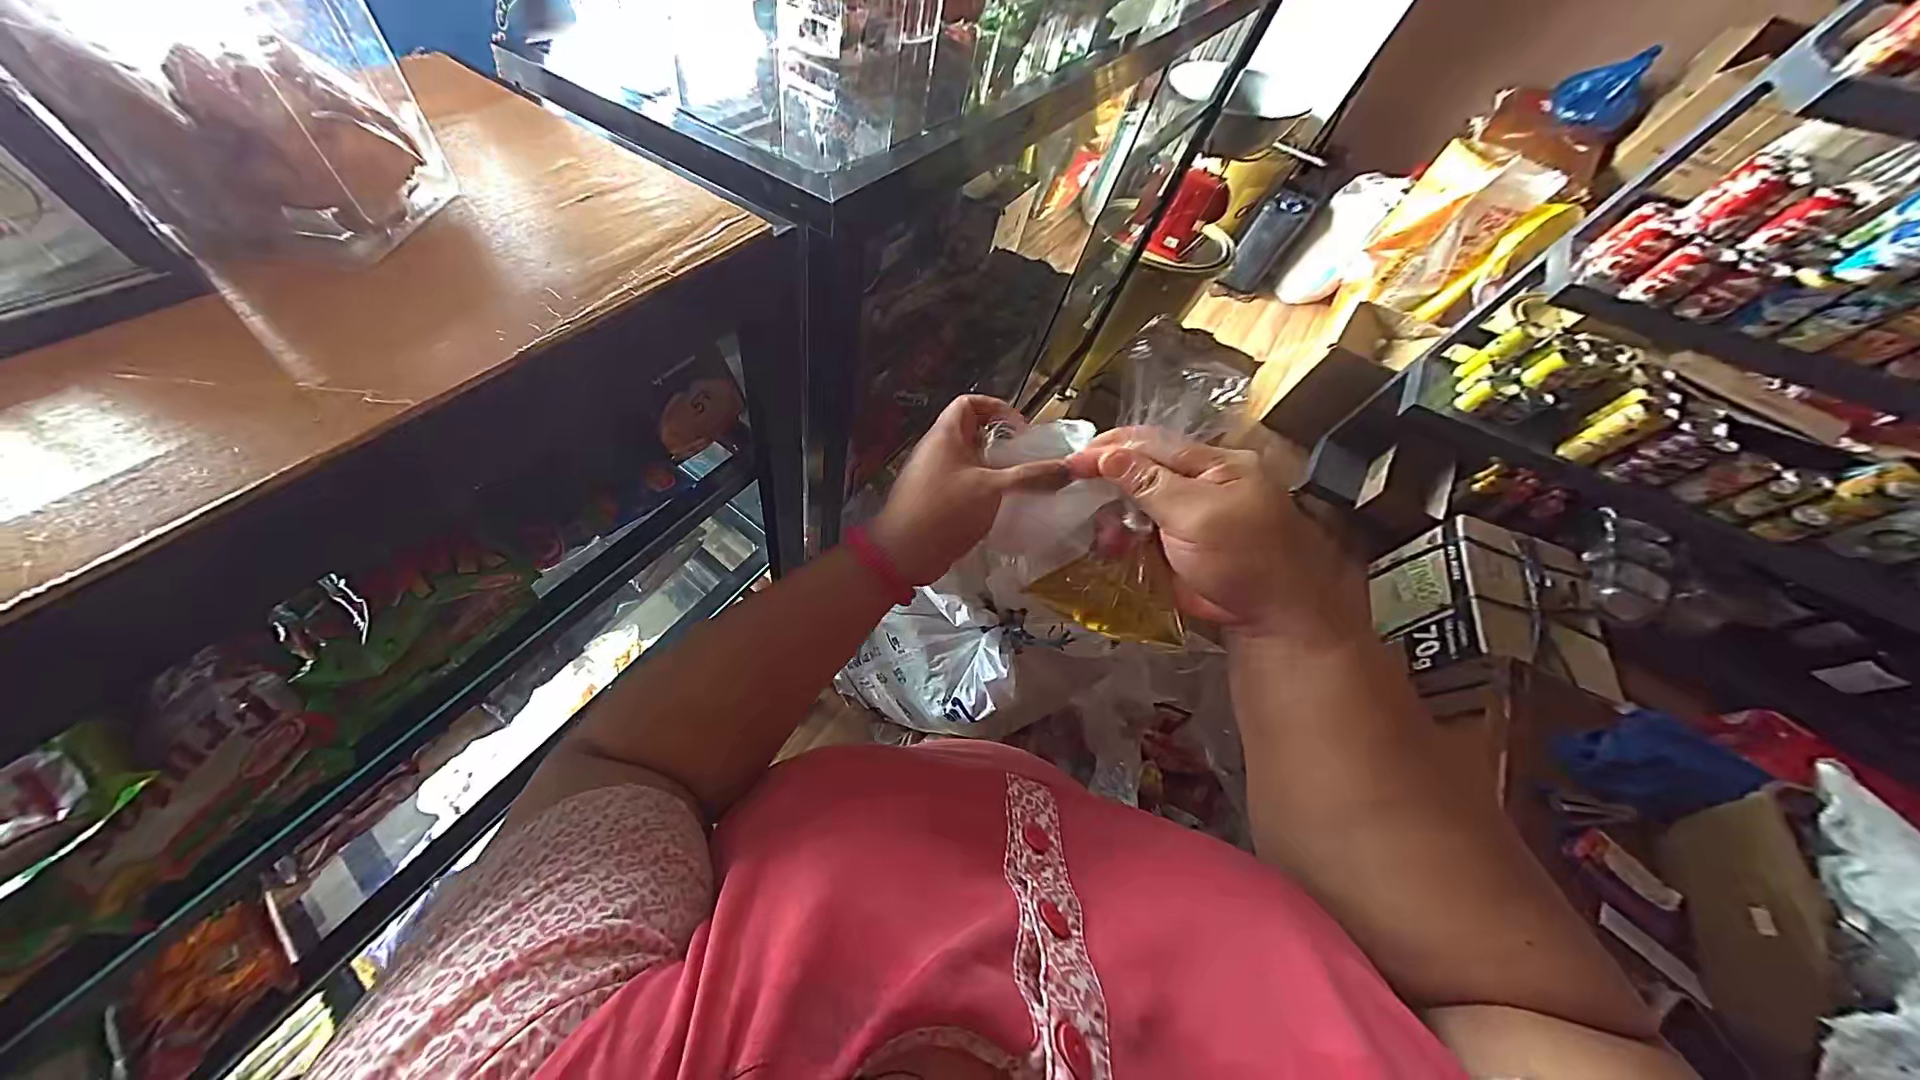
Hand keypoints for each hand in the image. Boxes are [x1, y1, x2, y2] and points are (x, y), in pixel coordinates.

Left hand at [868, 396, 1070, 583]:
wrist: (905, 553)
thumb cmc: (944, 511)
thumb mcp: (993, 489)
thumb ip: (1031, 477)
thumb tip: (1067, 469)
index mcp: (945, 435)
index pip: (968, 402)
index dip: (996, 407)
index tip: (1019, 428)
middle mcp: (936, 450)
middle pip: (972, 433)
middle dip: (1000, 442)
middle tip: (1025, 458)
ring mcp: (933, 476)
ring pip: (969, 461)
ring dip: (994, 469)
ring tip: (1018, 482)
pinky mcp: (935, 500)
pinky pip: (964, 485)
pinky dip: (983, 490)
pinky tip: (1001, 506)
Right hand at [1065, 428, 1369, 647]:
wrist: (1273, 617)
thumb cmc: (1244, 558)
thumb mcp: (1197, 514)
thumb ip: (1150, 483)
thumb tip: (1108, 455)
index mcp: (1212, 463)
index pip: (1151, 444)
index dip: (1109, 450)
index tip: (1072, 463)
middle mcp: (1197, 482)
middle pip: (1139, 470)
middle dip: (1108, 484)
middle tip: (1079, 497)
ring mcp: (1185, 514)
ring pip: (1134, 502)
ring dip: (1113, 516)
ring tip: (1107, 538)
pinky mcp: (1175, 544)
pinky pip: (1138, 531)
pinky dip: (1121, 537)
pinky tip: (1112, 547)